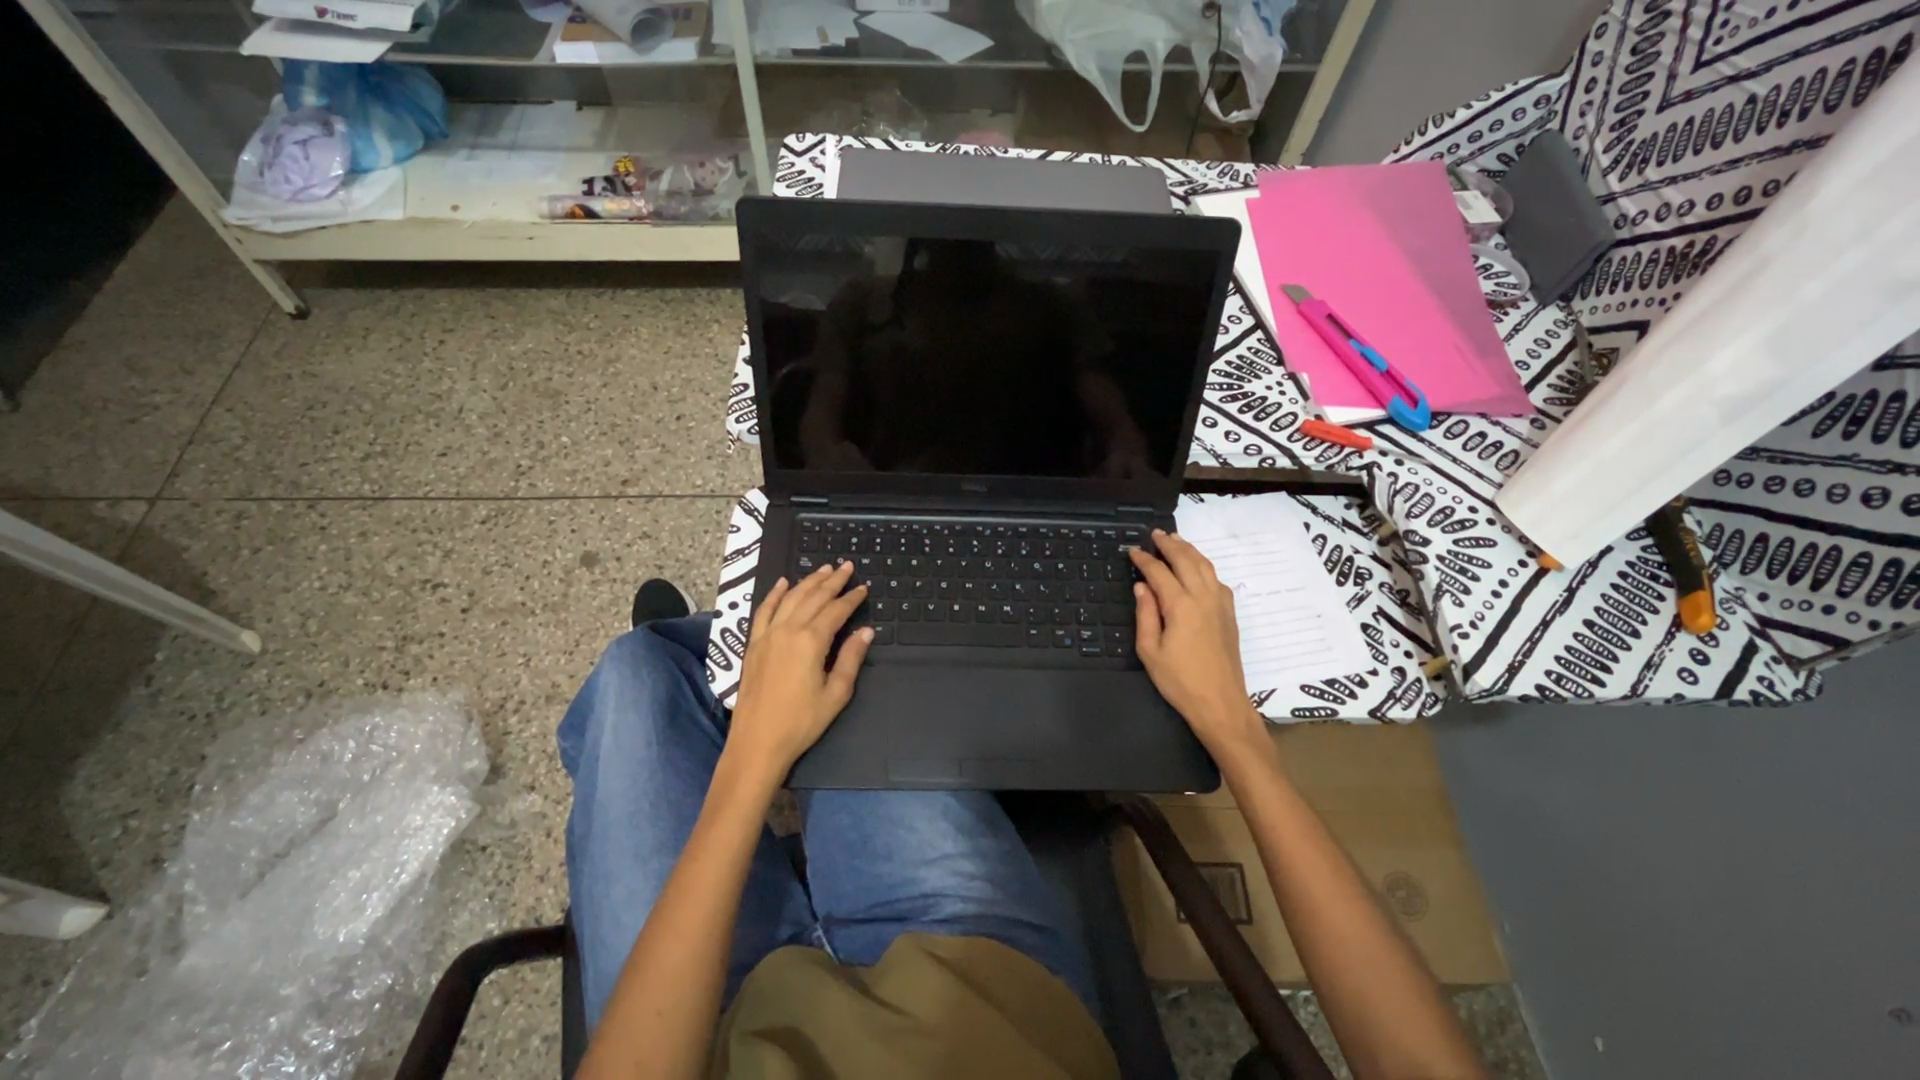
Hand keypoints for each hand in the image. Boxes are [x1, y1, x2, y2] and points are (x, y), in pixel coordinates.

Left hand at [730, 562, 873, 773]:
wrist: (757, 742)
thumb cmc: (801, 722)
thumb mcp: (836, 694)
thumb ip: (851, 658)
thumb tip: (866, 631)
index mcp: (811, 641)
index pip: (836, 611)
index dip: (852, 597)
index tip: (863, 587)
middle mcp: (788, 630)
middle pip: (814, 597)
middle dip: (832, 580)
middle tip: (847, 566)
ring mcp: (767, 635)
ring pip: (790, 598)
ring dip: (808, 581)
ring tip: (823, 568)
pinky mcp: (754, 645)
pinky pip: (764, 610)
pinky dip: (774, 594)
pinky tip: (783, 583)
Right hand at [1129, 530, 1264, 751]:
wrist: (1220, 703)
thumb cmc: (1179, 681)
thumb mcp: (1150, 650)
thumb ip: (1145, 614)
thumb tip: (1142, 587)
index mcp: (1180, 606)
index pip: (1159, 572)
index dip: (1144, 559)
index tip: (1132, 551)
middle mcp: (1203, 597)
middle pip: (1186, 560)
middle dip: (1170, 544)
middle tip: (1155, 534)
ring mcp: (1220, 604)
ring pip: (1205, 566)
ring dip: (1189, 550)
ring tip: (1176, 540)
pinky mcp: (1229, 614)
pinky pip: (1216, 579)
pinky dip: (1204, 566)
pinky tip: (1197, 568)